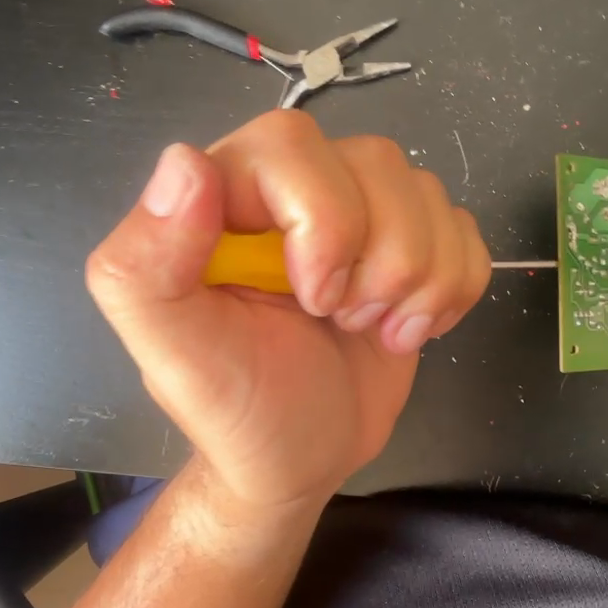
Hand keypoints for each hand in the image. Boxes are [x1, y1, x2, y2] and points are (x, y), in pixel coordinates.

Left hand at [86, 110, 490, 519]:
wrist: (304, 462)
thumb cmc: (238, 412)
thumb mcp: (173, 353)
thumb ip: (145, 263)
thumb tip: (184, 163)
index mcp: (226, 199)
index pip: (292, 145)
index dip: (324, 219)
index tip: (316, 301)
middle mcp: (296, 192)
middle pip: (378, 162)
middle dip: (381, 259)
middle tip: (345, 322)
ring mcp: (362, 218)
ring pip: (427, 194)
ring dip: (420, 281)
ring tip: (377, 331)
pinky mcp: (413, 249)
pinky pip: (463, 228)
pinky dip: (454, 287)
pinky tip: (412, 329)